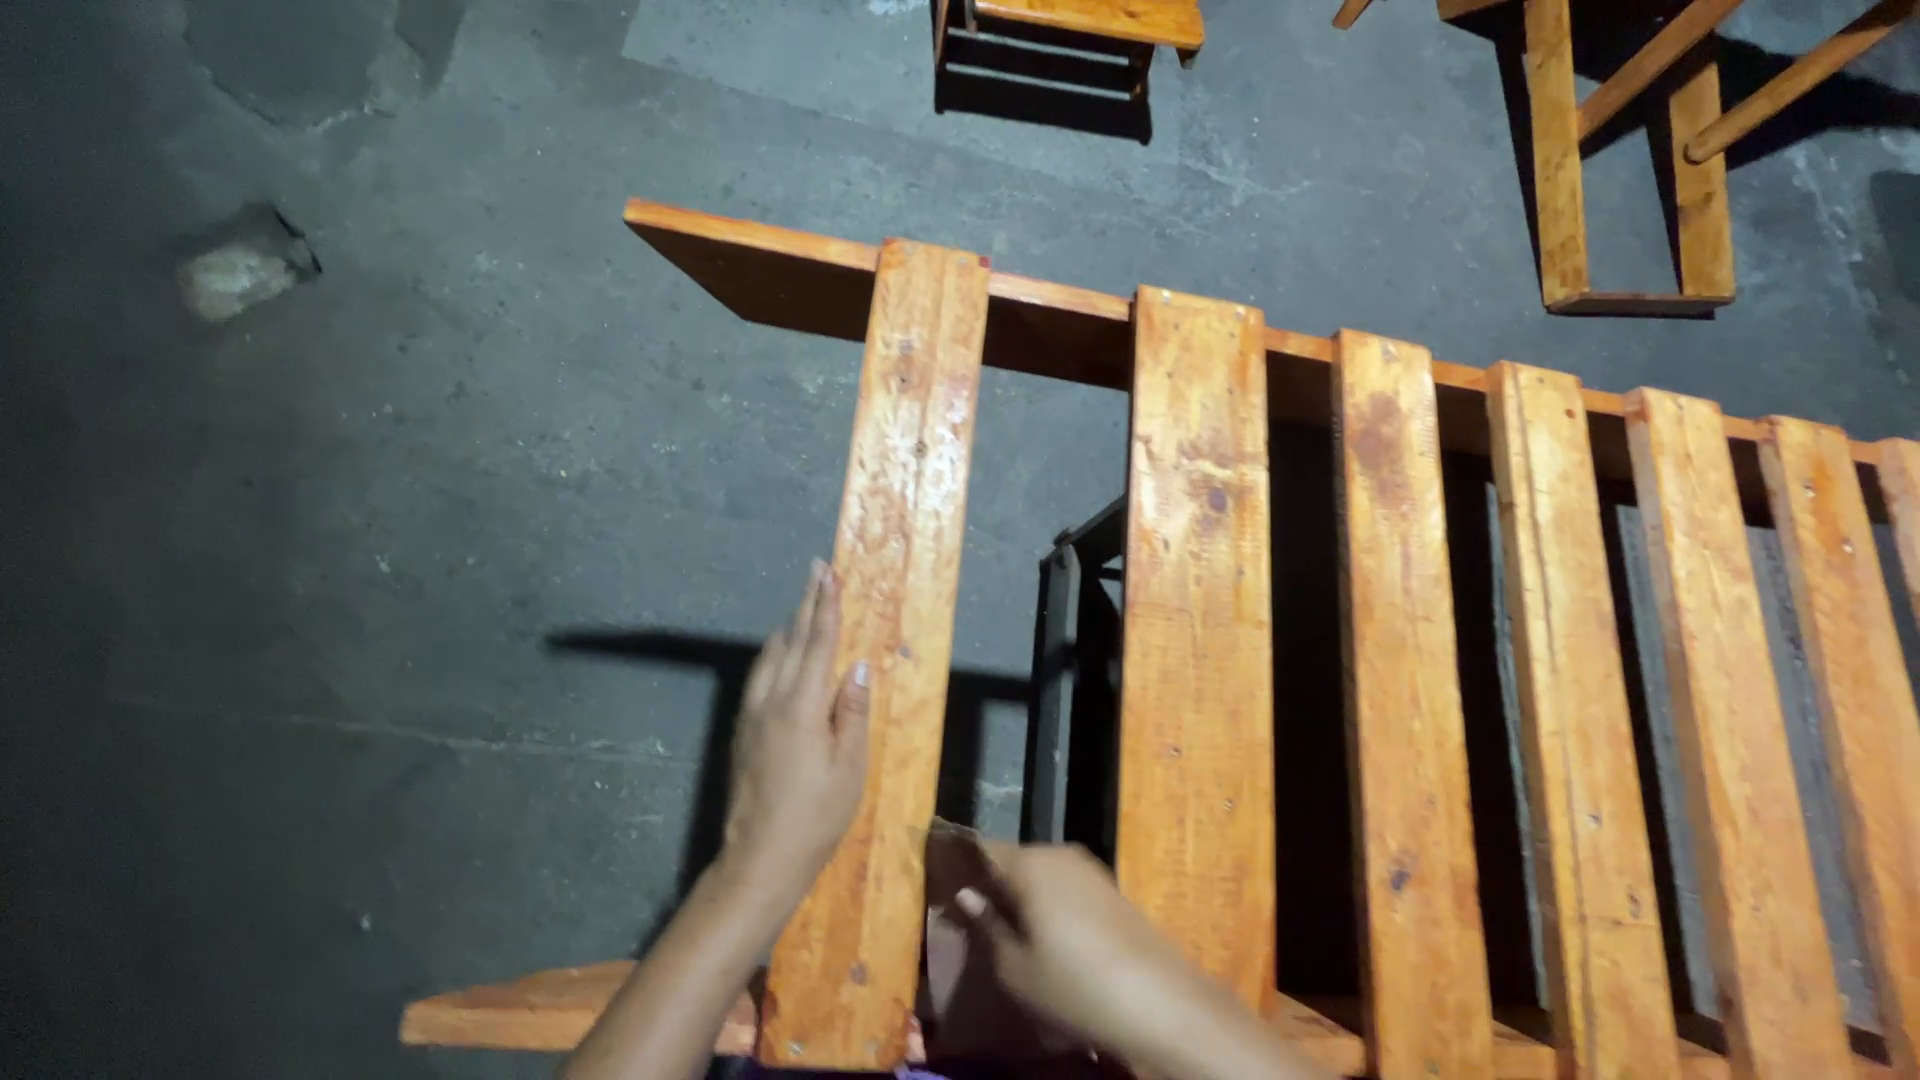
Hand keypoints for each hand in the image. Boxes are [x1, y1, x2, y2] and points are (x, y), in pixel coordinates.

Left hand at [720, 559, 870, 901]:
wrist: (759, 856)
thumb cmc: (816, 815)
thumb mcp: (849, 767)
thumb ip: (852, 711)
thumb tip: (857, 665)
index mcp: (802, 706)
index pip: (817, 643)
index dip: (825, 606)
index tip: (828, 573)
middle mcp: (771, 700)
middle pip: (790, 640)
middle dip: (805, 603)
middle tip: (816, 570)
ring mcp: (751, 713)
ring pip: (770, 655)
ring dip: (788, 625)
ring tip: (803, 606)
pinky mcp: (742, 729)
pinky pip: (760, 674)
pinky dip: (776, 652)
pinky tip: (781, 653)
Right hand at [949, 841, 1206, 1061]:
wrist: (1161, 1001)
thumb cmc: (1074, 985)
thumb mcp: (1015, 968)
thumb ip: (986, 925)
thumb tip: (966, 894)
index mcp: (1028, 863)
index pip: (982, 849)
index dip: (961, 865)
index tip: (945, 888)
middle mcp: (1058, 852)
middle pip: (1012, 859)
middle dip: (993, 883)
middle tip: (973, 917)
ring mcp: (1088, 868)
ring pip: (1040, 873)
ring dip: (1022, 895)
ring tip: (1007, 931)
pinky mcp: (1109, 887)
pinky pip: (1064, 885)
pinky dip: (1049, 903)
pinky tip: (1046, 935)